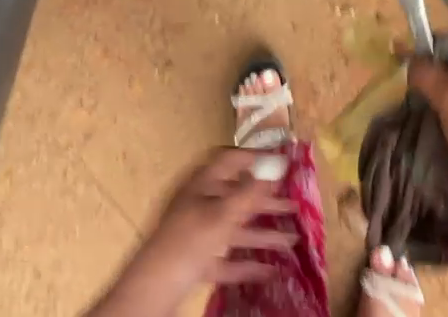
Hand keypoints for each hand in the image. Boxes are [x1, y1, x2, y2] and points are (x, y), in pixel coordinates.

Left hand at [89, 148, 296, 315]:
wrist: (153, 288)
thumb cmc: (187, 241)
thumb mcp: (222, 213)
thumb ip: (250, 190)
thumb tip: (275, 162)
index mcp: (202, 184)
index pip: (230, 160)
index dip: (255, 158)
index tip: (281, 163)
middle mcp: (201, 204)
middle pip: (238, 197)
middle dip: (267, 202)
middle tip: (294, 205)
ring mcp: (198, 233)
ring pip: (236, 229)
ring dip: (263, 234)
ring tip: (292, 240)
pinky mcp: (198, 261)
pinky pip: (228, 257)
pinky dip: (247, 262)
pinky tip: (270, 269)